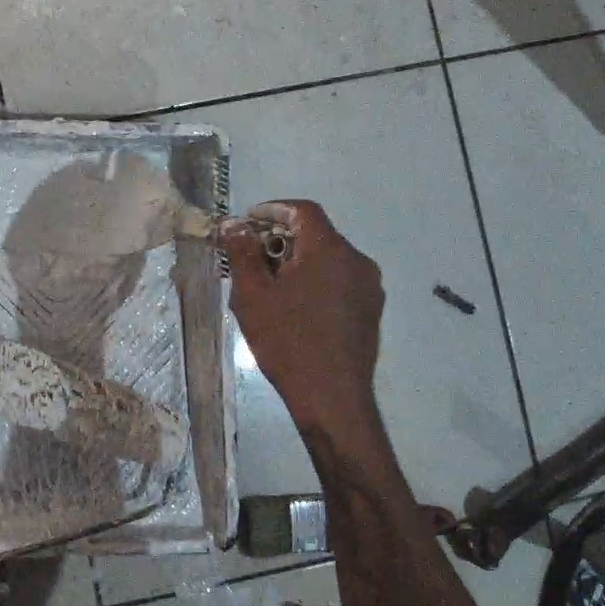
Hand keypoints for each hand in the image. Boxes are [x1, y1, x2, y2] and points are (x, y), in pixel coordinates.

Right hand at [223, 200, 383, 423]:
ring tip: (268, 284)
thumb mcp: (253, 294)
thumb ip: (243, 252)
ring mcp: (368, 287)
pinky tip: (293, 305)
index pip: (303, 211)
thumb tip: (234, 224)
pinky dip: (314, 279)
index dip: (273, 209)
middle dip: (281, 238)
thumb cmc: (287, 340)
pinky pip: (339, 280)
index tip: (247, 221)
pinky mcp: (370, 310)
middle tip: (250, 257)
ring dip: (297, 260)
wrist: (331, 396)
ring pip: (328, 259)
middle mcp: (356, 261)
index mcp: (329, 250)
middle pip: (316, 234)